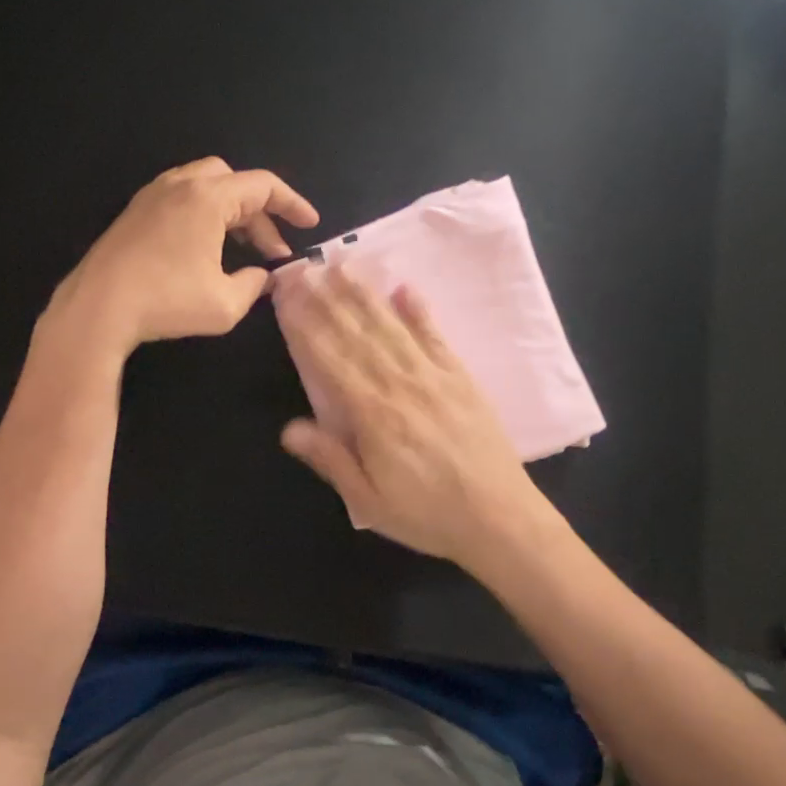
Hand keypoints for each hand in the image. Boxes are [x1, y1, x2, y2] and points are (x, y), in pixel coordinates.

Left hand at [49, 157, 318, 355]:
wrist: (97, 307)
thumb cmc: (166, 302)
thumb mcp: (224, 305)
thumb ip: (253, 286)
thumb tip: (261, 277)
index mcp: (207, 198)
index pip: (263, 186)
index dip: (292, 204)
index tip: (309, 224)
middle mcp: (180, 185)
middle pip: (234, 181)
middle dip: (260, 211)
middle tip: (271, 248)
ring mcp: (153, 195)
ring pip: (205, 185)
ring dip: (231, 211)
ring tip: (242, 248)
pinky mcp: (135, 212)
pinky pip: (181, 197)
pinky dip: (205, 214)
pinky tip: (205, 248)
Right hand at [274, 266, 557, 565]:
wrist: (500, 519)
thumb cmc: (427, 515)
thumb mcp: (368, 500)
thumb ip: (330, 459)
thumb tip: (288, 428)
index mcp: (372, 414)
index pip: (329, 359)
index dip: (304, 325)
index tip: (285, 295)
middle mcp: (400, 384)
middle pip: (355, 333)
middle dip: (325, 298)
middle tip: (303, 267)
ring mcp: (433, 376)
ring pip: (391, 326)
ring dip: (363, 294)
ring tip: (341, 266)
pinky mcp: (461, 378)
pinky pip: (435, 336)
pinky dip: (418, 311)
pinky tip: (403, 288)